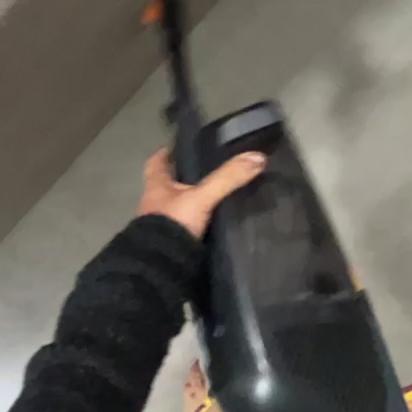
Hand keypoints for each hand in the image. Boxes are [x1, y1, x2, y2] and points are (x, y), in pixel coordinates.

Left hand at [138, 148, 266, 238]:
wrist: (161, 265)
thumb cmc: (173, 223)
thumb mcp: (202, 197)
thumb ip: (227, 179)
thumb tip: (257, 157)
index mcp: (156, 186)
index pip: (156, 163)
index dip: (165, 153)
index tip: (176, 147)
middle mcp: (153, 203)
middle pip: (166, 184)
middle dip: (181, 178)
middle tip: (203, 171)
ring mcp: (159, 224)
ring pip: (174, 206)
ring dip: (188, 201)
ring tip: (212, 196)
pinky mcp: (169, 242)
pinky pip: (182, 226)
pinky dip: (193, 222)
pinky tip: (209, 222)